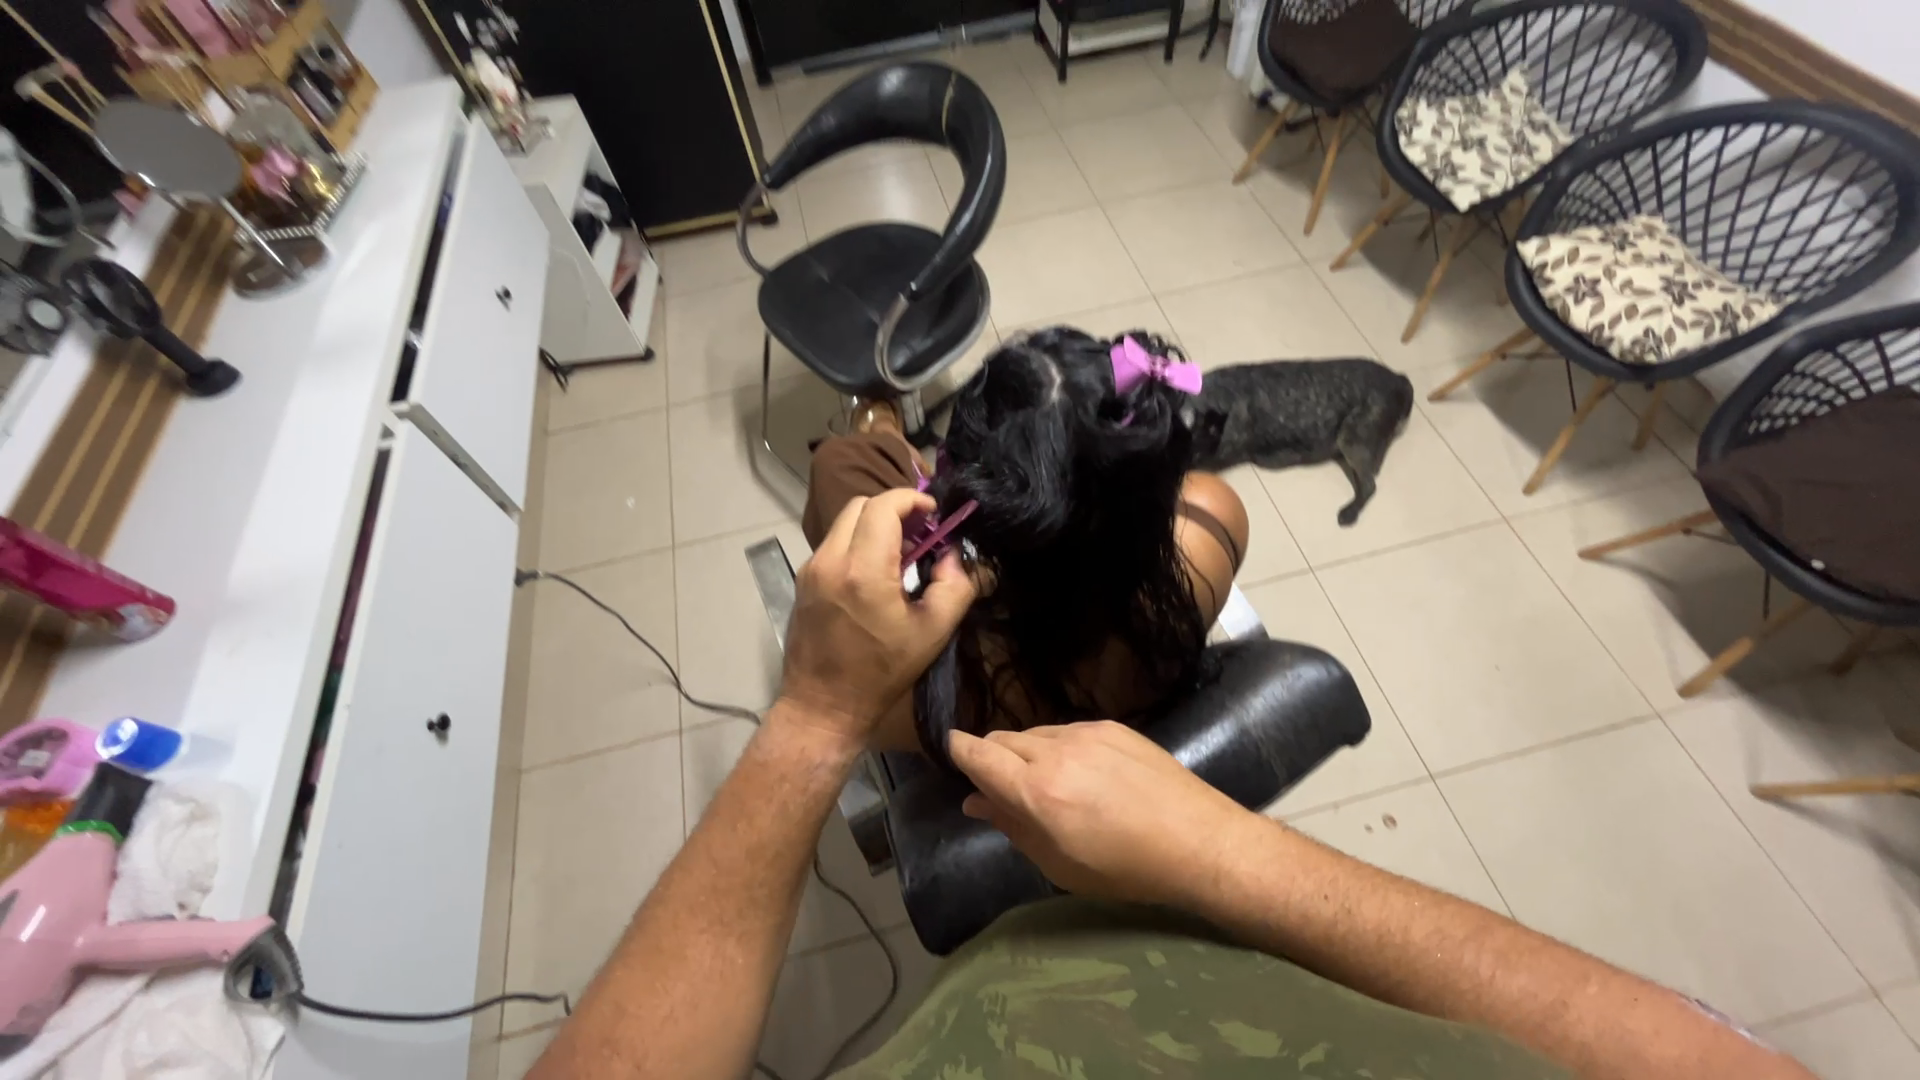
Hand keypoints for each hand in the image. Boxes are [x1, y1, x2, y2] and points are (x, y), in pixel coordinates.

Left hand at [778, 489, 975, 744]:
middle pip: (860, 505)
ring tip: (901, 555)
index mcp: (863, 570)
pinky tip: (876, 573)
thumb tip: (953, 556)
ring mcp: (811, 570)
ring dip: (874, 526)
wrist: (822, 706)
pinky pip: (833, 544)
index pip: (883, 506)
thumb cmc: (880, 673)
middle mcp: (830, 560)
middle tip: (920, 533)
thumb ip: (954, 586)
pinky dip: (857, 543)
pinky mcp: (803, 582)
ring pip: (844, 523)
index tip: (933, 513)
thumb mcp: (932, 633)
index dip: (912, 499)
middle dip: (893, 509)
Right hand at [948, 721, 1257, 907]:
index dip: (958, 751)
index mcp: (1038, 791)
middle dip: (992, 758)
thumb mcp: (1059, 863)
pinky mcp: (1112, 726)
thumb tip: (975, 801)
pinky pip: (1067, 731)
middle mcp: (1055, 751)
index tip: (953, 753)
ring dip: (1027, 753)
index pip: (977, 753)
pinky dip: (1059, 747)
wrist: (1199, 841)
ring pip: (1034, 733)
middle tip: (1006, 788)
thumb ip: (1011, 826)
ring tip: (1051, 785)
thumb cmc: (1125, 868)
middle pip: (1001, 739)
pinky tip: (1084, 774)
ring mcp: (1086, 733)